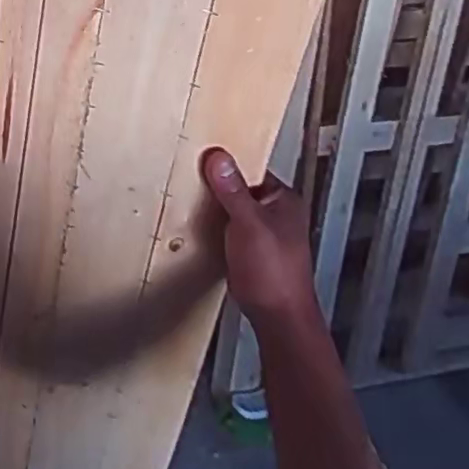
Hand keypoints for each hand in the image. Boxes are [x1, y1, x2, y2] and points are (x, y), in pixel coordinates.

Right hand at [201, 147, 317, 326]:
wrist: (274, 315)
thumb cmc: (273, 272)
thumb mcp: (249, 223)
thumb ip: (232, 190)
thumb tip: (218, 157)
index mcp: (283, 200)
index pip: (249, 167)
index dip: (224, 160)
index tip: (198, 152)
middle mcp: (272, 210)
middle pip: (235, 183)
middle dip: (211, 180)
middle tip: (185, 170)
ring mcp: (257, 226)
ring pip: (225, 202)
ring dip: (207, 199)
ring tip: (185, 190)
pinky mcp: (242, 241)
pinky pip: (219, 218)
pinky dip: (206, 216)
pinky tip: (191, 215)